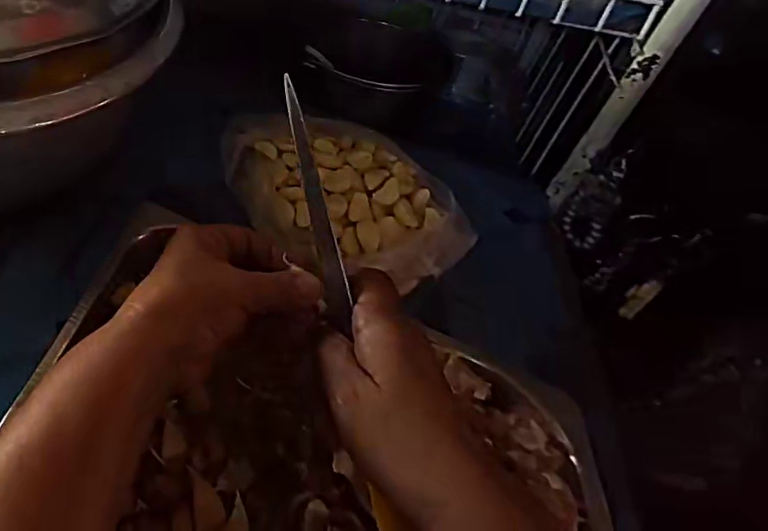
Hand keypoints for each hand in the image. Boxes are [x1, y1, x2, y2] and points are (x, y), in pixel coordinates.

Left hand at [112, 224, 320, 394]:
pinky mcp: (207, 330)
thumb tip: (317, 286)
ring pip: (250, 300)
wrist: (152, 353)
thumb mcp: (240, 288)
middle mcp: (204, 264)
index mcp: (204, 241)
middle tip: (313, 307)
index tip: (306, 277)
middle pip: (252, 272)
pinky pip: (243, 324)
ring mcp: (205, 299)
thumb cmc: (194, 302)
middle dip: (282, 289)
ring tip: (309, 326)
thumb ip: (279, 287)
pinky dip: (266, 329)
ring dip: (278, 311)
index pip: (250, 240)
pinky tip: (291, 338)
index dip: (279, 257)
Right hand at [319, 270, 545, 530]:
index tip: (310, 305)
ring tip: (325, 376)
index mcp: (386, 321)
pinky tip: (352, 401)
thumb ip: (326, 347)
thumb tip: (316, 321)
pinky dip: (367, 372)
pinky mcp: (422, 386)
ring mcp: (418, 358)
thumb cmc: (395, 436)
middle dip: (338, 319)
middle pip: (369, 306)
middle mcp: (406, 330)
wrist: (458, 492)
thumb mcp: (345, 392)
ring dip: (351, 349)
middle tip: (309, 344)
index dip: (337, 281)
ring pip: (375, 335)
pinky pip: (386, 360)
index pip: (366, 275)